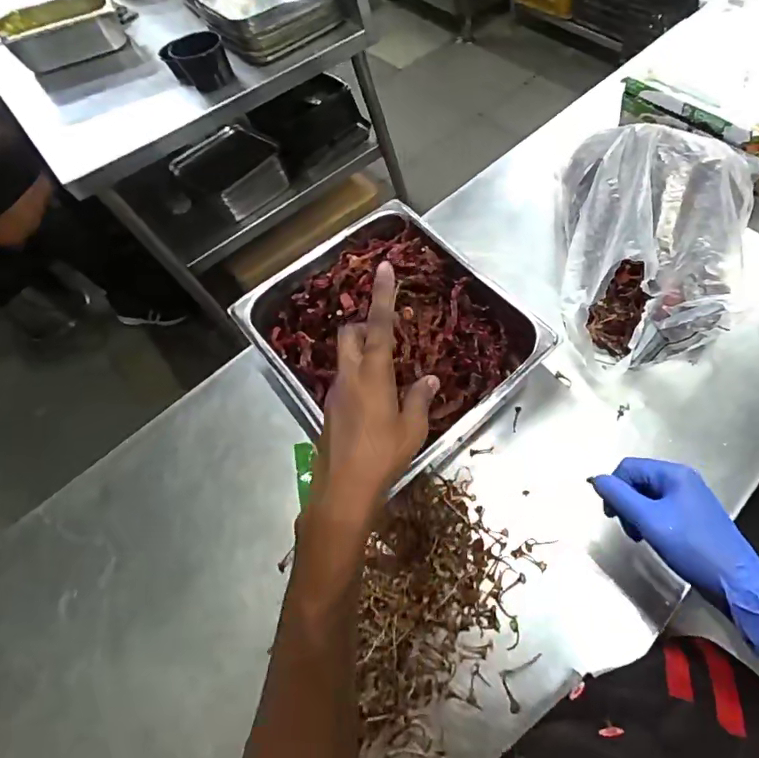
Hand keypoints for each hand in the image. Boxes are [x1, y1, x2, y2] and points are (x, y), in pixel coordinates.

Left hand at [313, 262, 436, 517]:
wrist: (342, 490)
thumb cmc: (382, 457)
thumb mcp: (411, 430)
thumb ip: (419, 400)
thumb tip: (429, 380)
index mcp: (373, 375)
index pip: (378, 325)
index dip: (383, 294)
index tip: (383, 267)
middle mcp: (349, 376)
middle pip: (349, 333)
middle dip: (363, 322)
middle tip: (384, 329)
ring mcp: (335, 391)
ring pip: (344, 356)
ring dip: (360, 351)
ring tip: (386, 369)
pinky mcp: (330, 407)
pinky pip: (343, 378)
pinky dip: (358, 375)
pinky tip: (374, 398)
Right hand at [591, 458, 758, 651]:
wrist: (737, 583)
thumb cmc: (692, 548)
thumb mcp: (649, 521)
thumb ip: (620, 497)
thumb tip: (595, 479)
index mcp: (674, 473)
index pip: (628, 468)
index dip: (614, 488)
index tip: (611, 516)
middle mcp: (683, 479)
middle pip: (638, 480)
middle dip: (626, 502)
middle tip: (629, 529)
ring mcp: (691, 497)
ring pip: (648, 496)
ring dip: (637, 514)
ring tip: (640, 537)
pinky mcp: (695, 515)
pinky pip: (662, 508)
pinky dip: (651, 521)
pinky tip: (655, 539)